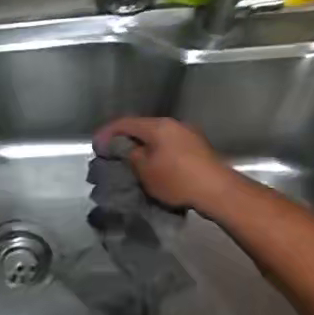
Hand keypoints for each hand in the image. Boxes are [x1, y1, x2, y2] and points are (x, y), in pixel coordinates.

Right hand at [94, 117, 243, 211]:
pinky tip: (150, 165)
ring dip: (139, 146)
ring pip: (155, 137)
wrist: (217, 191)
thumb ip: (129, 155)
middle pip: (141, 127)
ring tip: (128, 161)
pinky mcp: (196, 148)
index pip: (124, 123)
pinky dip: (154, 152)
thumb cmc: (177, 179)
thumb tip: (123, 148)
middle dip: (123, 139)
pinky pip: (167, 145)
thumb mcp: (144, 170)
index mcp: (158, 126)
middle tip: (110, 153)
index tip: (95, 146)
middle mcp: (173, 124)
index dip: (107, 133)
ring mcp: (187, 134)